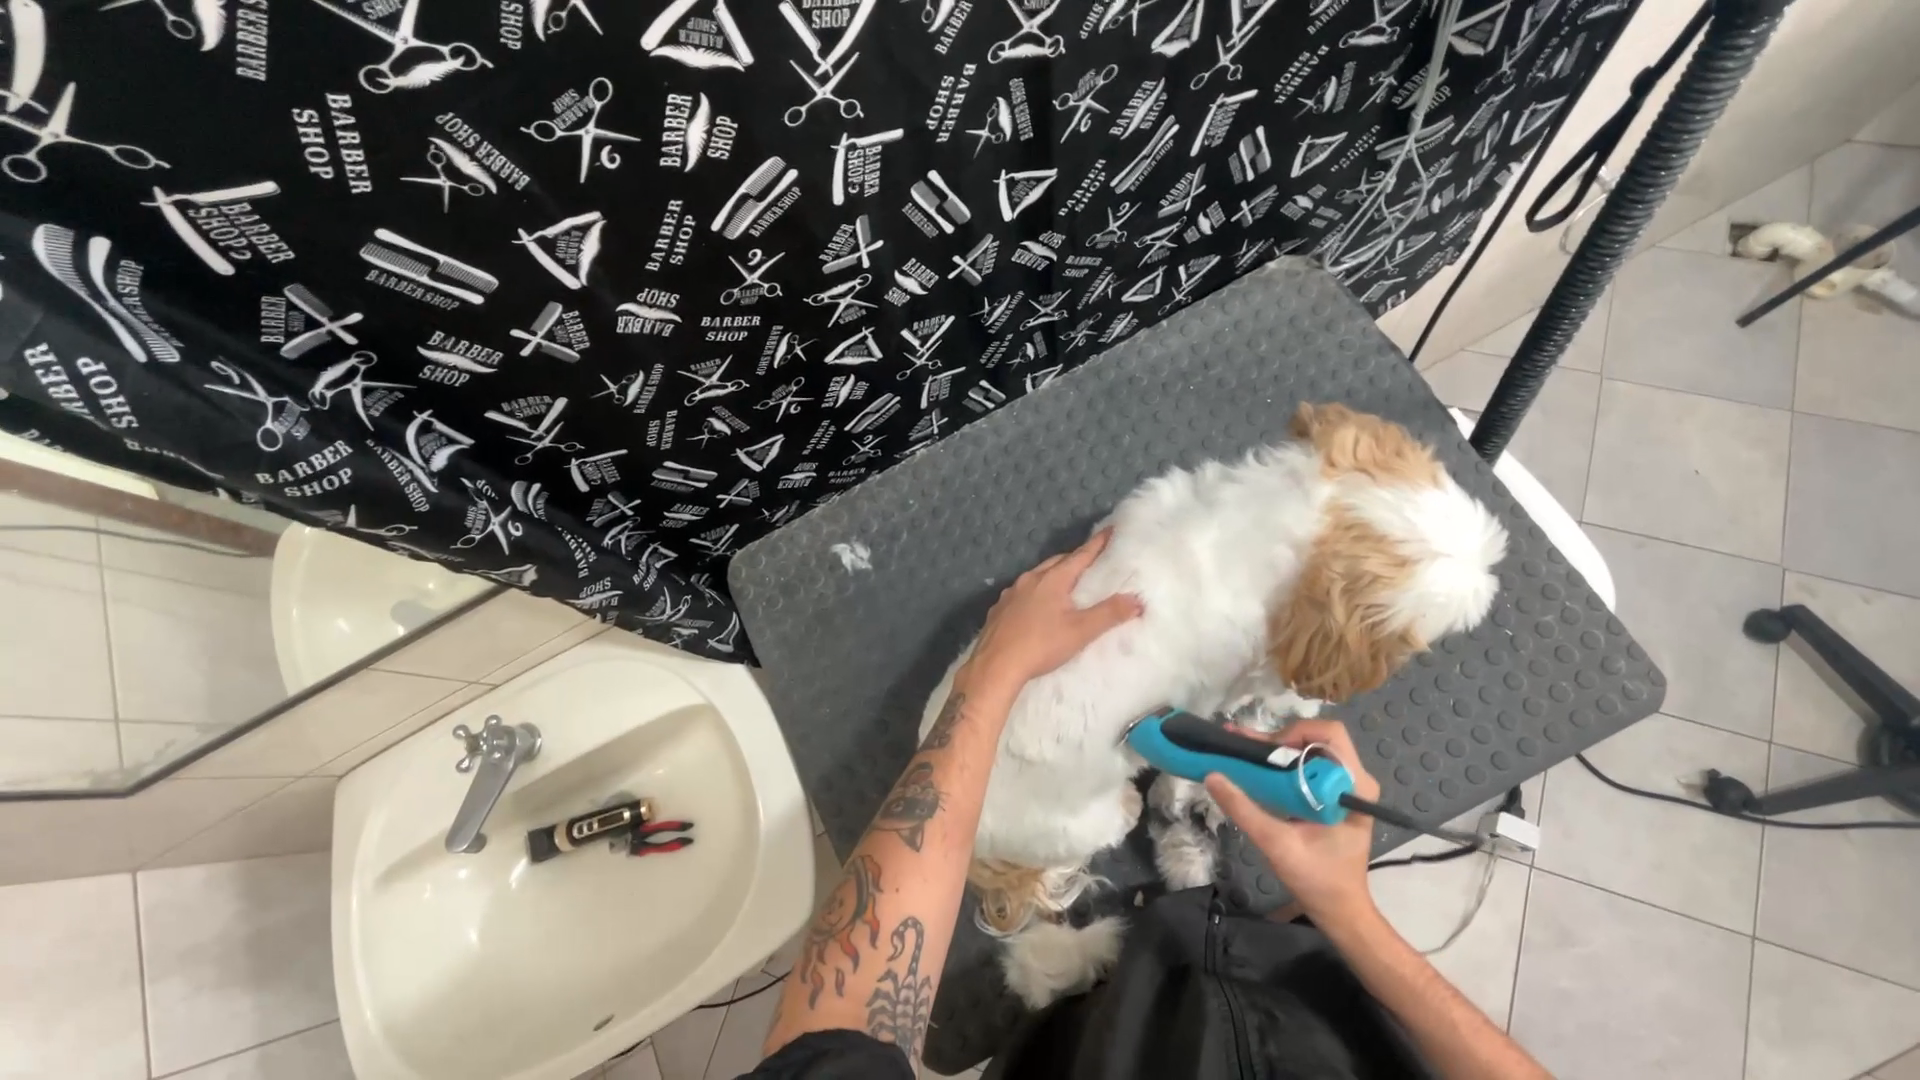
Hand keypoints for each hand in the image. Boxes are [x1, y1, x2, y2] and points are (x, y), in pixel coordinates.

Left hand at [961, 529, 1143, 695]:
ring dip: (1053, 575)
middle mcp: (1029, 580)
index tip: (1110, 531)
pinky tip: (1037, 605)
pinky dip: (1035, 592)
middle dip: (1074, 559)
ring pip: (1036, 576)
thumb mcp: (1081, 631)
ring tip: (1066, 582)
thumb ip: (1110, 614)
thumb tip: (1136, 599)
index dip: (1097, 544)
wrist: (996, 666)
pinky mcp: (999, 609)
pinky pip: (1021, 592)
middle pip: (1056, 563)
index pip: (1080, 556)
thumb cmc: (1041, 646)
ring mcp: (1010, 593)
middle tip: (1090, 560)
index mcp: (1052, 580)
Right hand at [1203, 719, 1381, 924]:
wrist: (1340, 910)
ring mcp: (1345, 786)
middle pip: (1317, 737)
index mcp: (1353, 787)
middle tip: (1246, 751)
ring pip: (1310, 748)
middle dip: (1278, 740)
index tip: (1265, 755)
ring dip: (1276, 750)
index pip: (1328, 735)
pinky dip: (1281, 763)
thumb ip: (1244, 809)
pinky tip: (1256, 768)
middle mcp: (1354, 780)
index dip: (1293, 735)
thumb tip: (1212, 775)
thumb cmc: (1317, 879)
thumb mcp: (1276, 844)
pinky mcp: (1333, 794)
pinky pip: (1308, 765)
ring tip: (1243, 753)